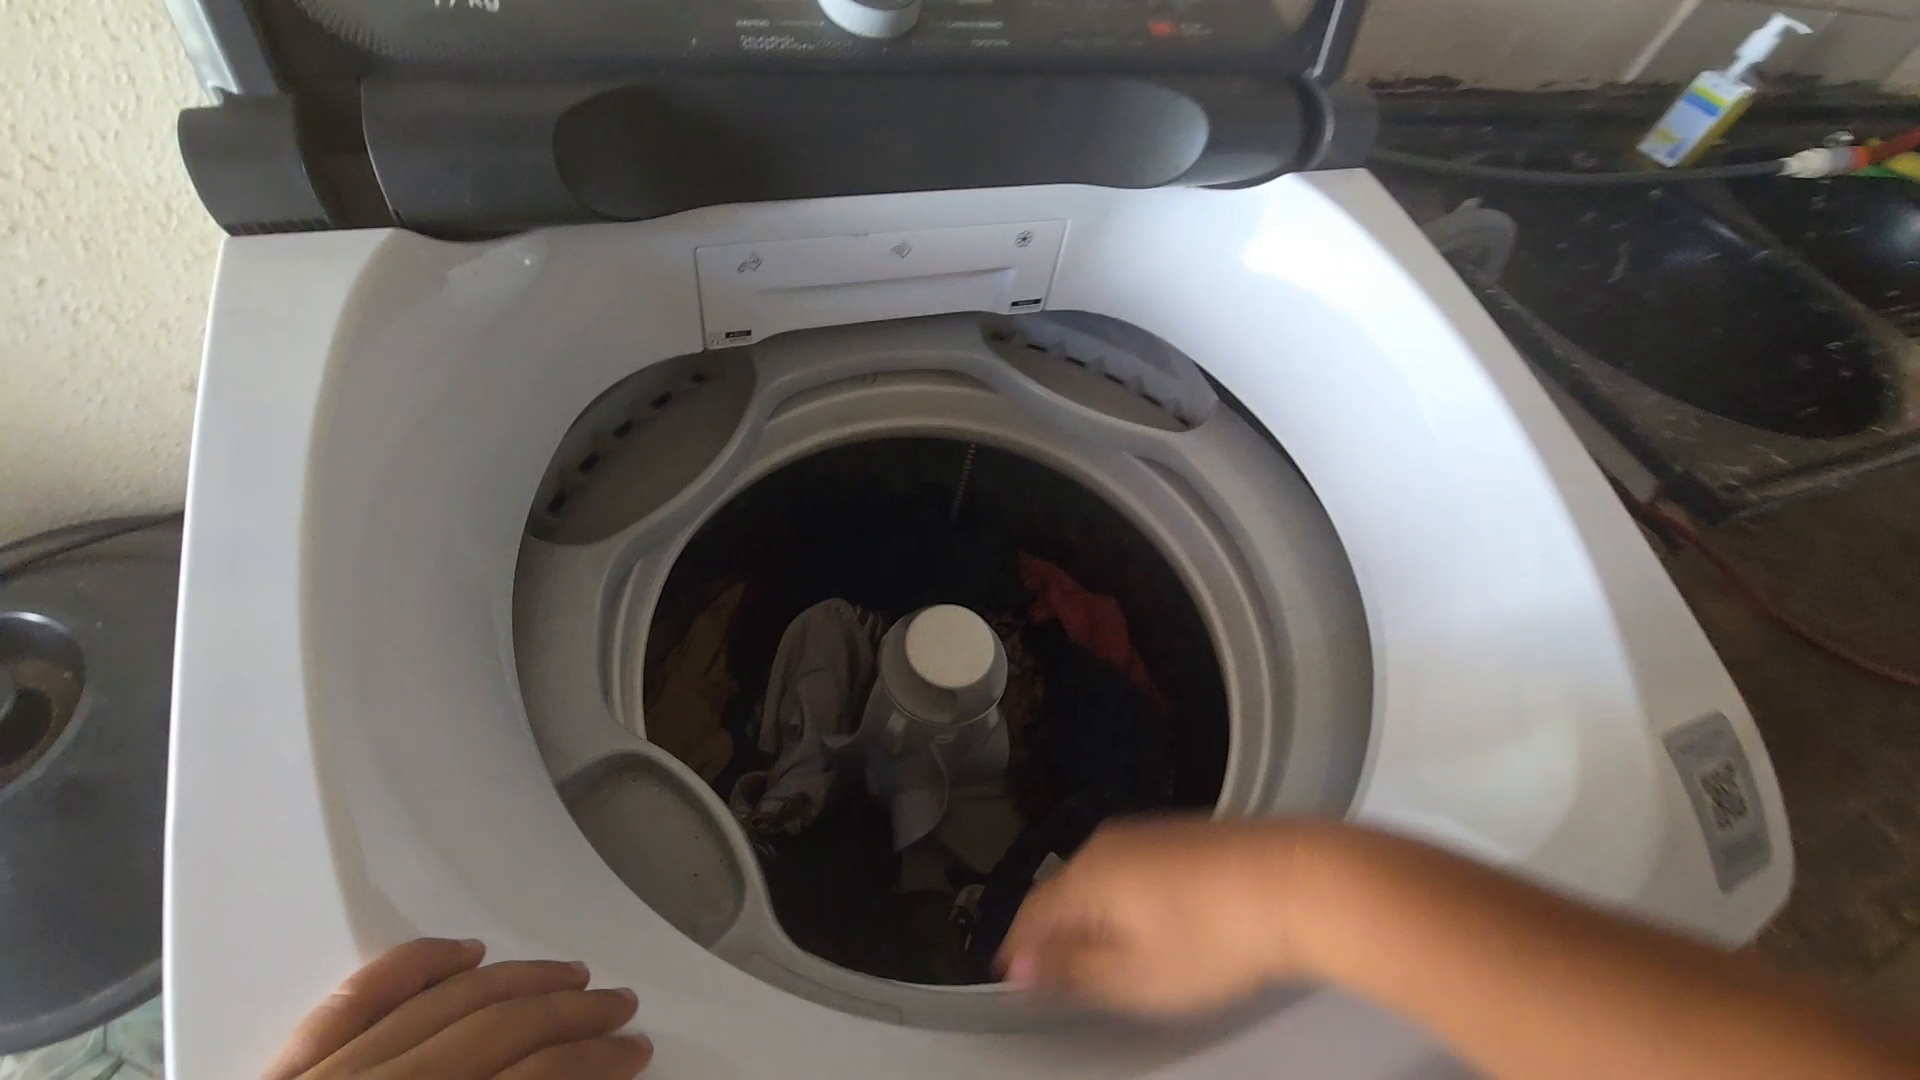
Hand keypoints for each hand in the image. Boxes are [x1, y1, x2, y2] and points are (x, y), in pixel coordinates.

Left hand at [264, 938, 653, 1078]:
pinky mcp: (284, 1075)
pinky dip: (415, 964)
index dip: (596, 1063)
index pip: (534, 1079)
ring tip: (571, 974)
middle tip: (621, 1008)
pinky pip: (356, 998)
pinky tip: (465, 952)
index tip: (635, 1054)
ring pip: (447, 999)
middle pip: (502, 1029)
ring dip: (522, 978)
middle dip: (577, 1015)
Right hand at [995, 816, 1322, 1016]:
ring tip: (1106, 955)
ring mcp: (1145, 832)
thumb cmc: (1211, 938)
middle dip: (1056, 932)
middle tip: (1059, 975)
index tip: (1010, 977)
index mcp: (1086, 875)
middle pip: (1064, 891)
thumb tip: (1019, 967)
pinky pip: (1131, 867)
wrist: (1295, 880)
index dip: (1017, 947)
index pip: (1032, 912)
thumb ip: (1071, 970)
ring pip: (1098, 877)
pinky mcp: (1180, 833)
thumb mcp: (1134, 976)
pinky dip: (1125, 899)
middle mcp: (1107, 844)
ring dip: (1092, 916)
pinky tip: (1151, 922)